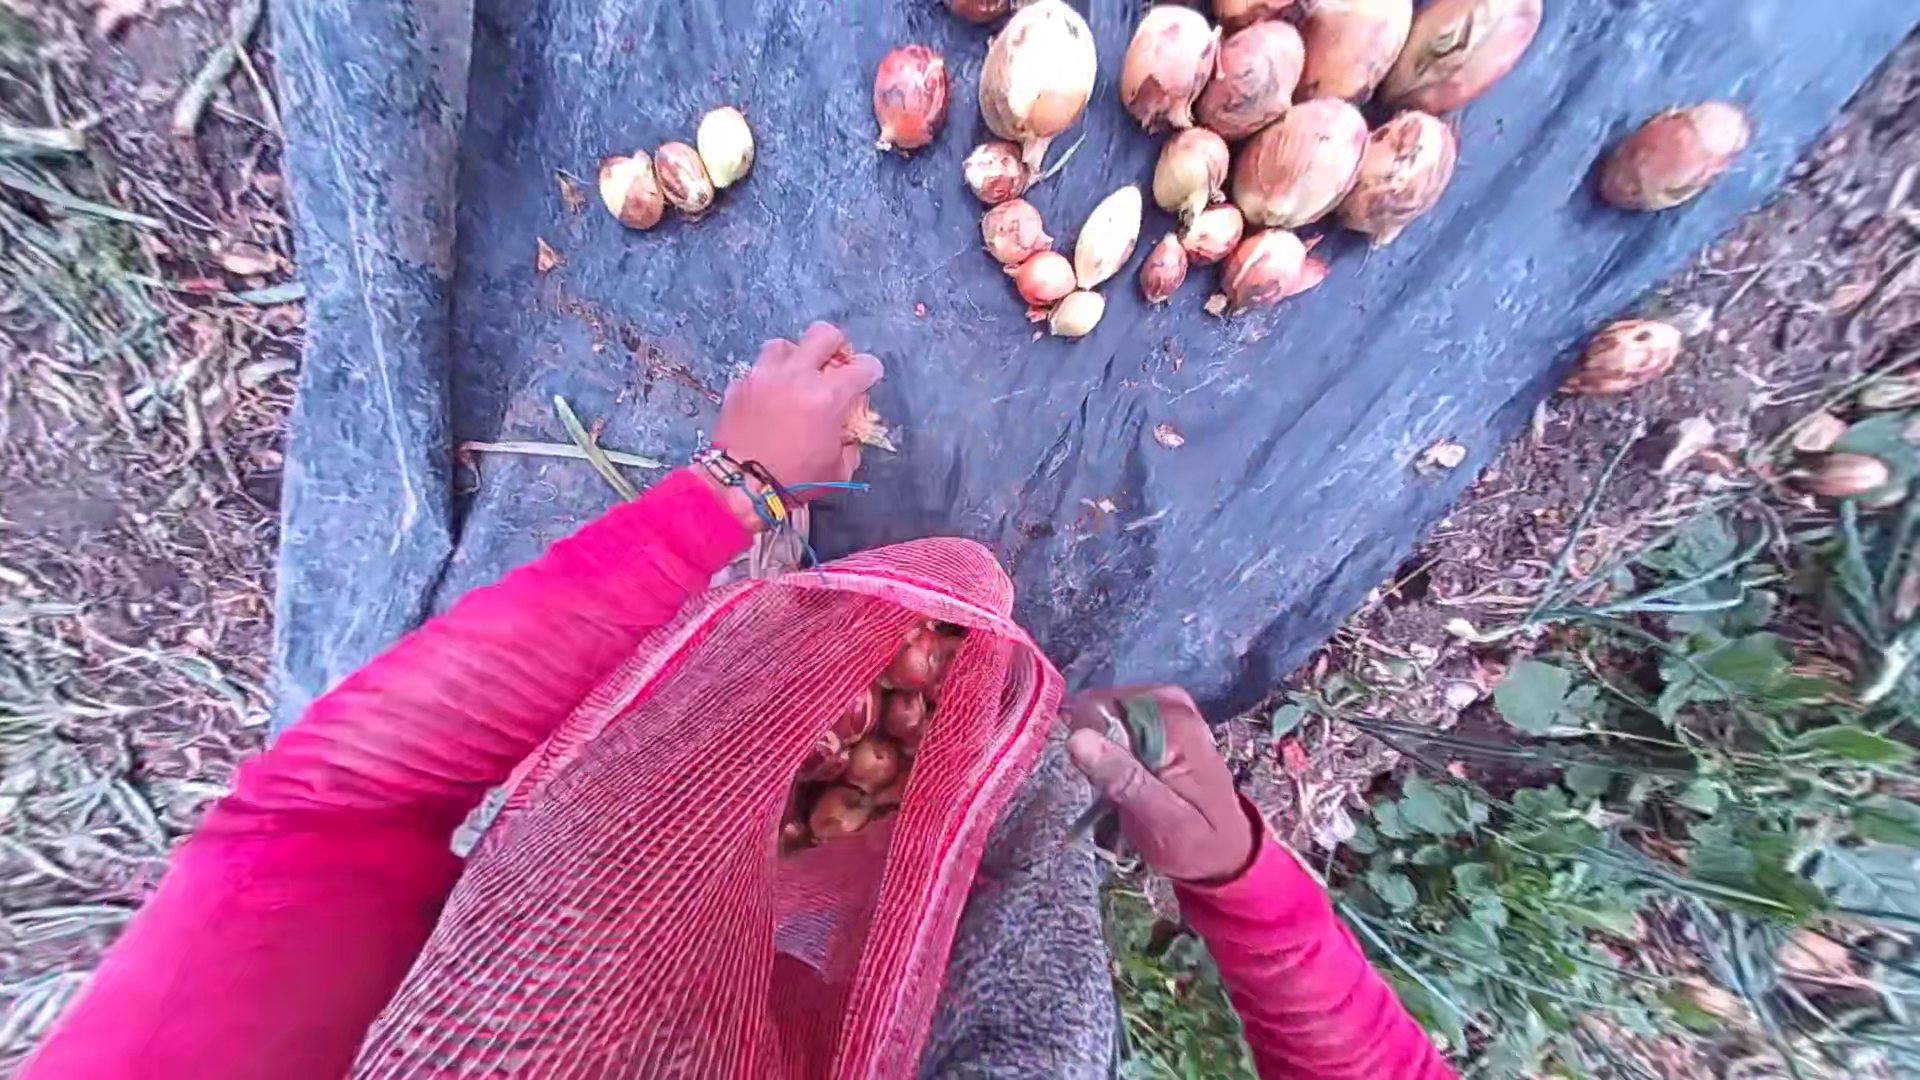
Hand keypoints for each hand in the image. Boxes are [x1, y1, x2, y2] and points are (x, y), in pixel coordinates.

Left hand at [707, 321, 883, 528]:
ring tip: (798, 376)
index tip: (869, 378)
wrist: (742, 484)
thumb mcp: (839, 470)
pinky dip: (770, 376)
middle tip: (836, 364)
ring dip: (797, 357)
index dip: (870, 372)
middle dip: (837, 345)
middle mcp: (798, 376)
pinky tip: (772, 395)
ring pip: (786, 344)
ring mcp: (765, 375)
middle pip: (824, 334)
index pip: (862, 367)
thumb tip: (849, 431)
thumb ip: (850, 444)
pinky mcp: (740, 384)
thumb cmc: (796, 480)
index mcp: (828, 396)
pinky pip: (759, 367)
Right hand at [1066, 685, 1255, 883]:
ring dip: (1102, 746)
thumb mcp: (1160, 821)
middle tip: (1111, 783)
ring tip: (1119, 780)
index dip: (1088, 740)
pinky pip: (1115, 719)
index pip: (1101, 707)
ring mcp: (1164, 706)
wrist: (1226, 852)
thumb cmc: (1196, 842)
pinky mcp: (1158, 716)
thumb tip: (1077, 739)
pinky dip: (1111, 744)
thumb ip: (1122, 779)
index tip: (1096, 775)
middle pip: (1101, 706)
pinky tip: (1123, 769)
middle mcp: (1169, 702)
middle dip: (1096, 743)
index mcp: (1174, 721)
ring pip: (1104, 712)